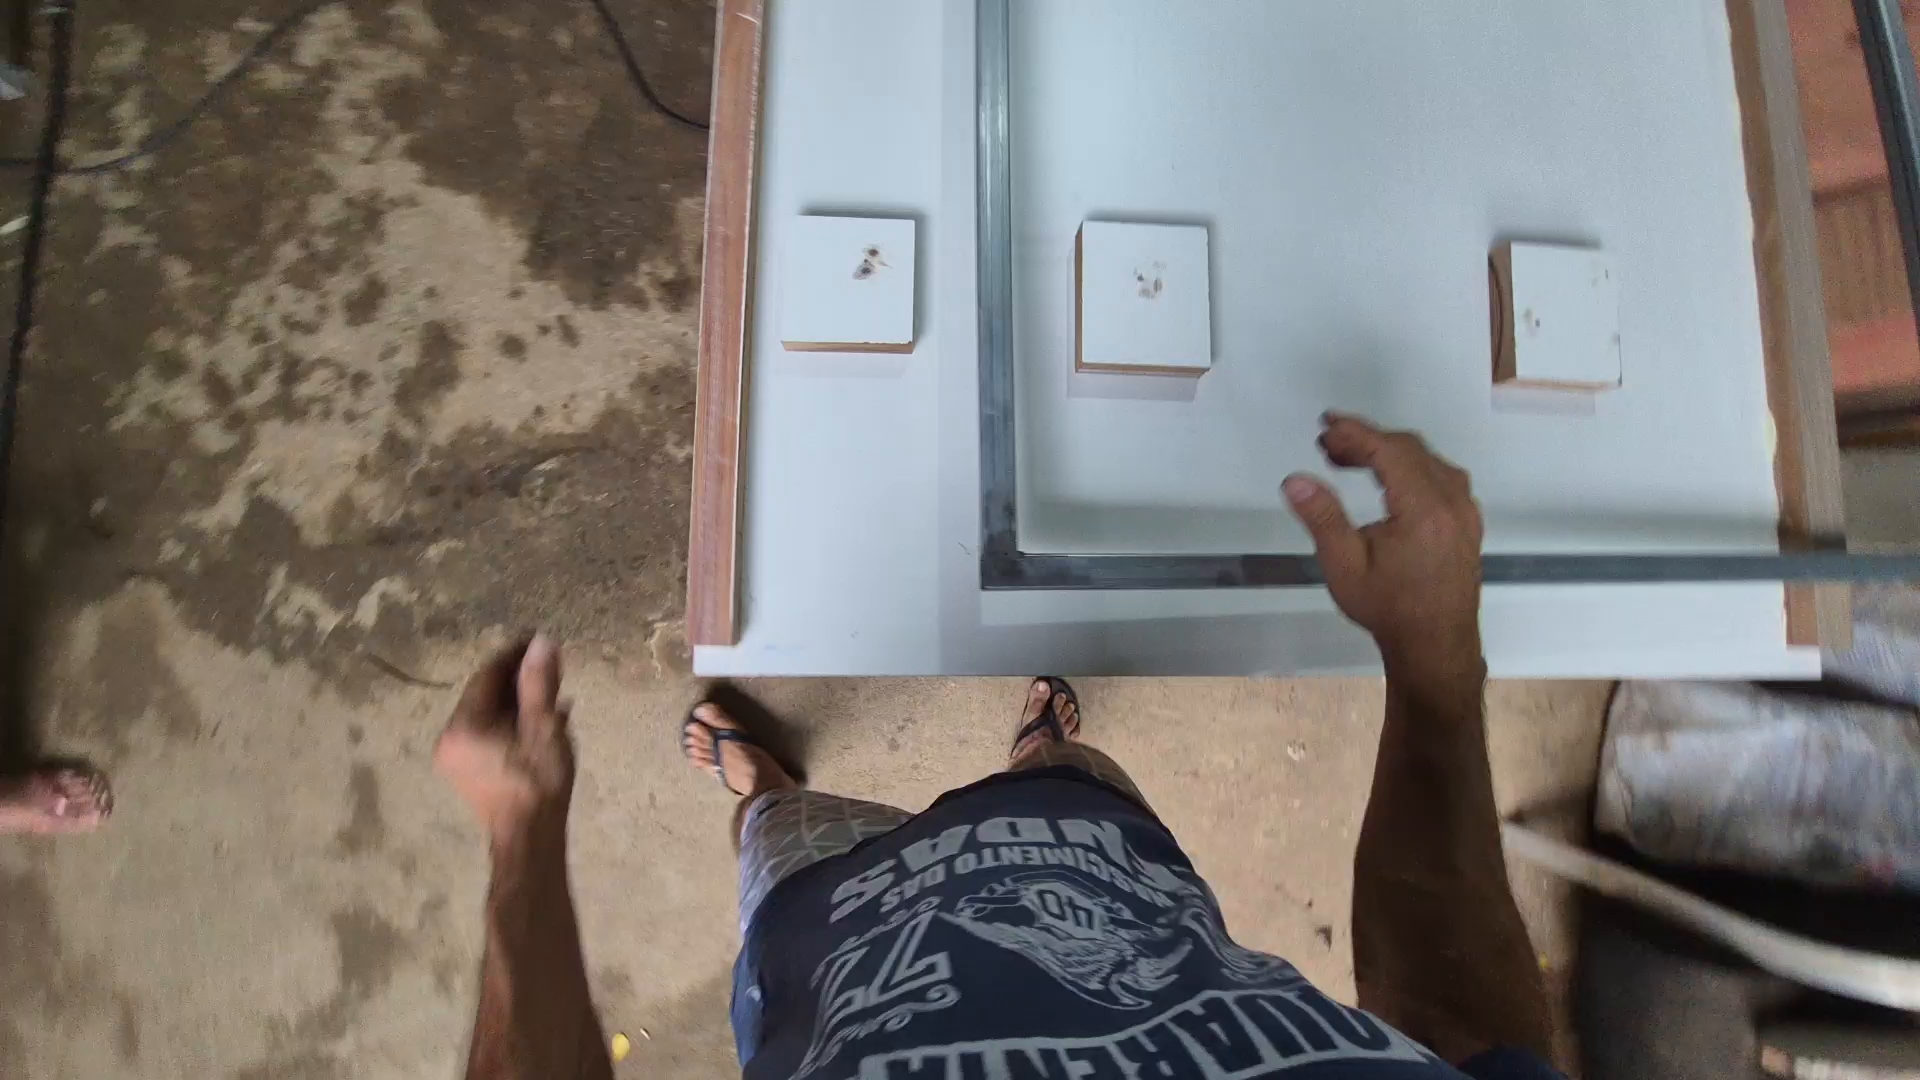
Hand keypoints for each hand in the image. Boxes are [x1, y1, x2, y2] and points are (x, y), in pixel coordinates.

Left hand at [434, 635, 574, 849]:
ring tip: (552, 691)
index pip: (486, 676)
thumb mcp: (544, 727)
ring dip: (518, 699)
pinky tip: (541, 719)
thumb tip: (541, 642)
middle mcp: (450, 738)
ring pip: (488, 713)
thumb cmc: (538, 781)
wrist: (529, 836)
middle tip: (550, 666)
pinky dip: (512, 720)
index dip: (513, 656)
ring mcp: (455, 757)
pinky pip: (488, 731)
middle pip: (485, 694)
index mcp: (463, 726)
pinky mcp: (467, 769)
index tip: (539, 641)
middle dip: (518, 678)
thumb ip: (539, 684)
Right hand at [1283, 413, 1483, 671]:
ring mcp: (1464, 511)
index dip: (1355, 433)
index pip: (1389, 452)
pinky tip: (1384, 479)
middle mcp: (1452, 501)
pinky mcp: (1466, 522)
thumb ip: (1322, 518)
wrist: (1435, 644)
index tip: (1325, 425)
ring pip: (1427, 460)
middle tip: (1327, 440)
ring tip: (1346, 457)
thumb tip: (1295, 480)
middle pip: (1410, 449)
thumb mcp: (1344, 565)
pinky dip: (1407, 465)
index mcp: (1423, 508)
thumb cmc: (1386, 607)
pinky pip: (1439, 476)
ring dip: (1387, 451)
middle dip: (1367, 438)